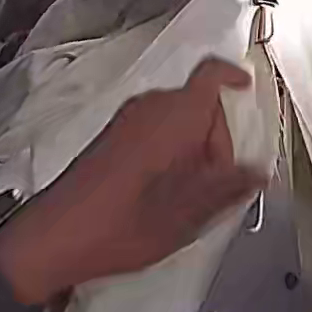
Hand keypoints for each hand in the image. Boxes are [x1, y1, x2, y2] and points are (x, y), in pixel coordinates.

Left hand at [0, 58, 264, 304]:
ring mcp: (129, 116)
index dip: (233, 75)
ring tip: (188, 192)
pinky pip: (157, 124)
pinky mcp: (115, 132)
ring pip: (179, 115)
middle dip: (216, 137)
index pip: (212, 74)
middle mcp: (152, 105)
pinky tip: (164, 189)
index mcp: (176, 114)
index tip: (246, 87)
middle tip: (216, 180)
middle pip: (200, 102)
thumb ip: (228, 187)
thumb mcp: (187, 214)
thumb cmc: (122, 223)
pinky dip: (172, 146)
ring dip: (194, 144)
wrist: (53, 238)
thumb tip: (259, 172)